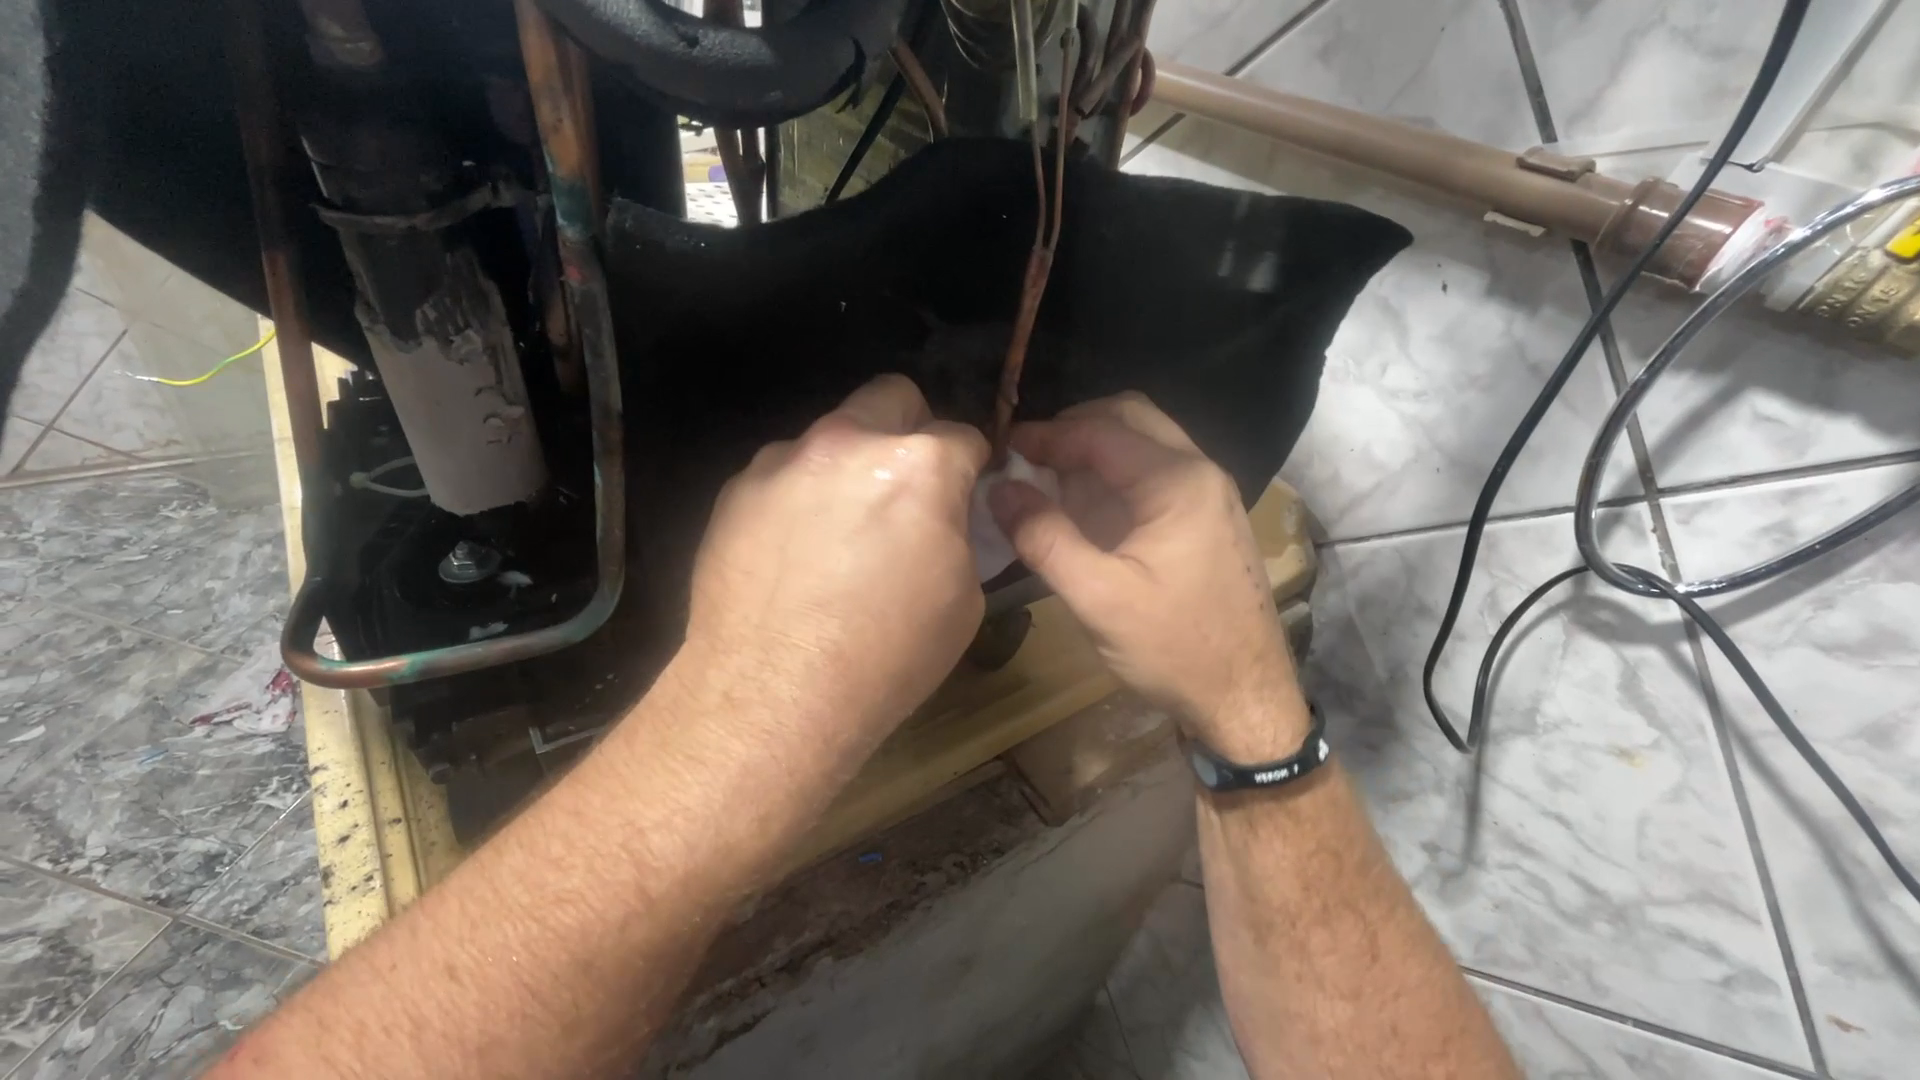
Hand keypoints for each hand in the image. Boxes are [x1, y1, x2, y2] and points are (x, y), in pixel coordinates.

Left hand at [681, 375, 989, 746]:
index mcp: (918, 465)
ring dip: (846, 467)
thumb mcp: (963, 598)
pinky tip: (793, 554)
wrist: (773, 697)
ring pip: (830, 436)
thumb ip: (958, 532)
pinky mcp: (736, 490)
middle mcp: (847, 442)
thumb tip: (945, 514)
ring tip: (836, 533)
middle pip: (891, 397)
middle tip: (906, 487)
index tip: (966, 489)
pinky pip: (783, 475)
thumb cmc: (886, 656)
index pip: (963, 435)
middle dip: (911, 429)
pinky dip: (798, 498)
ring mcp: (783, 461)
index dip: (972, 464)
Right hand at [989, 393, 1306, 758]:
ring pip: (1143, 444)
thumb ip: (1045, 538)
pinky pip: (1153, 476)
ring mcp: (1208, 496)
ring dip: (1093, 452)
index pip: (1101, 431)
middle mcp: (1201, 473)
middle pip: (1129, 418)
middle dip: (1073, 429)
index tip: (1002, 448)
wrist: (1245, 698)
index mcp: (1180, 482)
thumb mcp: (1098, 597)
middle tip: (1026, 459)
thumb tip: (999, 490)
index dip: (1046, 435)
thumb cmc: (1175, 649)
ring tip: (1046, 483)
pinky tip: (1083, 511)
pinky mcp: (1206, 520)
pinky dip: (1113, 478)